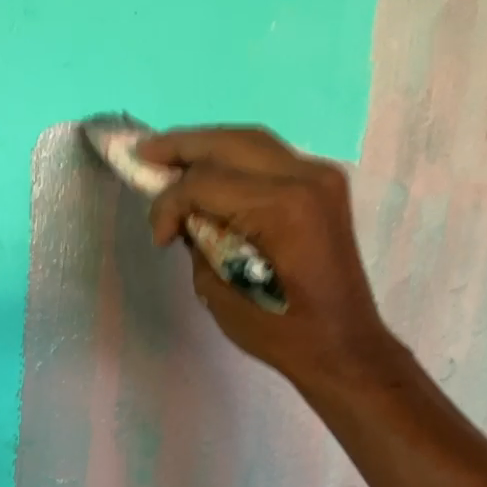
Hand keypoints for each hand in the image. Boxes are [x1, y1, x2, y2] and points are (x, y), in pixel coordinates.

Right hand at [139, 126, 388, 385]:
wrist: (343, 346)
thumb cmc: (282, 334)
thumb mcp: (223, 295)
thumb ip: (201, 245)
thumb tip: (188, 219)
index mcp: (282, 208)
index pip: (205, 182)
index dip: (170, 203)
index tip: (158, 238)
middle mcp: (305, 179)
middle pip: (229, 143)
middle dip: (182, 147)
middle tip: (143, 153)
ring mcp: (320, 177)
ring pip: (251, 141)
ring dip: (208, 147)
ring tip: (169, 155)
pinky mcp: (324, 186)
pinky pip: (270, 157)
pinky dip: (235, 160)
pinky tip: (210, 171)